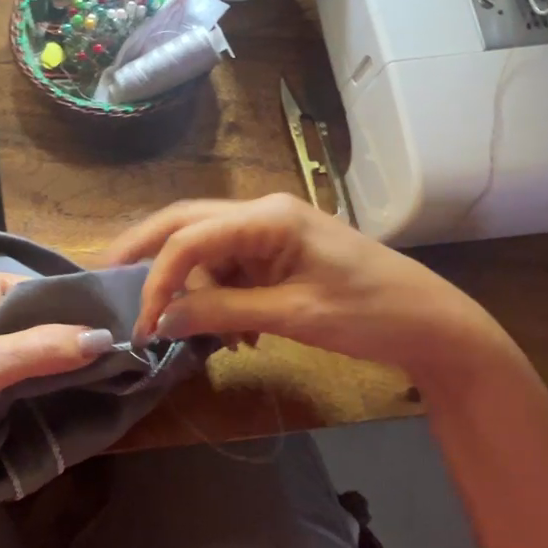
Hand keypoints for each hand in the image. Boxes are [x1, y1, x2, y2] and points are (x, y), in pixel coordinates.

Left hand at [0, 269, 115, 481]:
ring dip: (48, 367)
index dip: (73, 311)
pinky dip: (30, 384)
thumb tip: (104, 338)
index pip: (37, 290)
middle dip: (64, 342)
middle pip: (31, 321)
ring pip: (22, 350)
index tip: (116, 332)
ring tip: (99, 379)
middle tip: (115, 360)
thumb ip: (42, 349)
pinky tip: (62, 395)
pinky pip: (9, 374)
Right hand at [105, 194, 525, 393]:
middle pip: (187, 225)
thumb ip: (222, 312)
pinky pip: (230, 269)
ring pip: (205, 250)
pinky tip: (232, 335)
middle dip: (148, 255)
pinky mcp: (279, 253)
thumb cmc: (371, 314)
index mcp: (267, 216)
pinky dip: (219, 298)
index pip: (189, 238)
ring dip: (191, 288)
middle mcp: (263, 212)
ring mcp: (271, 232)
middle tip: (112, 281)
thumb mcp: (293, 316)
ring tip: (187, 331)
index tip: (144, 324)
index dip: (158, 280)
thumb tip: (161, 320)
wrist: (435, 326)